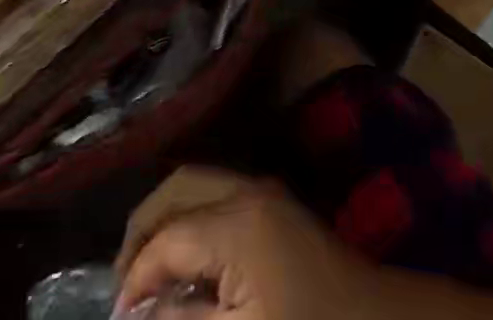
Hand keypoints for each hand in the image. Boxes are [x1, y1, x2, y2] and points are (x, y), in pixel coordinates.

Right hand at [114, 167, 372, 319]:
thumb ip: (181, 319)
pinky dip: (191, 218)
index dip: (136, 278)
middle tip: (123, 283)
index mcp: (237, 220)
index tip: (119, 318)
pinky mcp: (275, 205)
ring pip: (197, 186)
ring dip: (166, 220)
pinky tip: (184, 260)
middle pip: (177, 189)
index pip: (166, 237)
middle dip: (143, 230)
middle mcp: (248, 190)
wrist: (373, 319)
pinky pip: (218, 197)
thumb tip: (138, 310)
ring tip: (146, 272)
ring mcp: (265, 192)